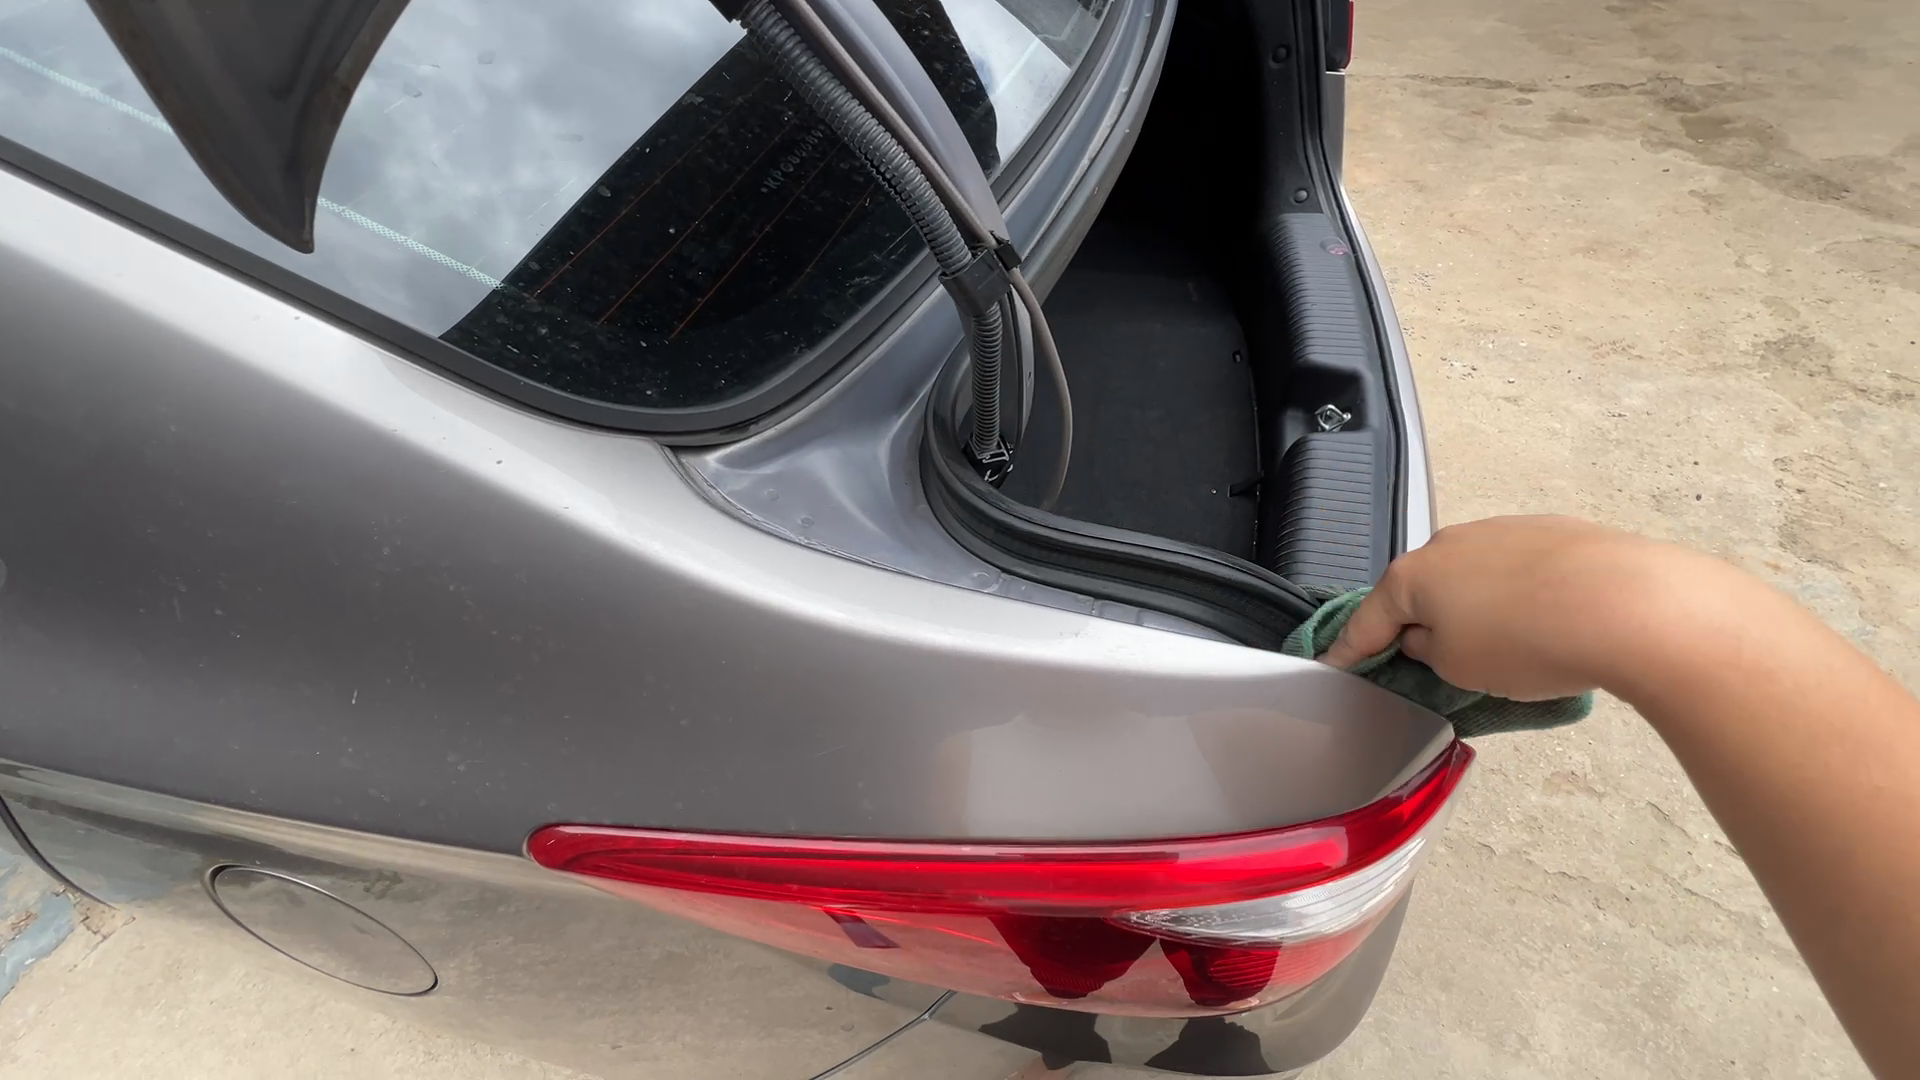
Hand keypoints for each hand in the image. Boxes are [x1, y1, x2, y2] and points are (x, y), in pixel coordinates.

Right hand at [1319, 515, 1731, 701]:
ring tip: (1512, 645)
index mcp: (1411, 576)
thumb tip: (1433, 635)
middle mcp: (1447, 544)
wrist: (1638, 606)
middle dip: (1421, 621)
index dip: (1348, 649)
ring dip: (1474, 607)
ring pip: (1470, 577)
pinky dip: (1520, 595)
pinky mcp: (1555, 530)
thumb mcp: (1456, 668)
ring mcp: (1501, 531)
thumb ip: (1426, 650)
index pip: (1366, 621)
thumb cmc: (1528, 642)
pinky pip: (1518, 569)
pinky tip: (1550, 620)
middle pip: (1419, 591)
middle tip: (1438, 661)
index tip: (1332, 665)